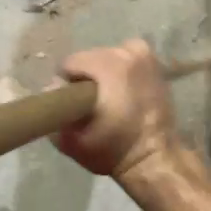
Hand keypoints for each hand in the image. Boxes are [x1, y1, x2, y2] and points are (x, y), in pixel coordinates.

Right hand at [52, 39, 179, 178]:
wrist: (154, 158)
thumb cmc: (113, 150)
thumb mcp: (72, 139)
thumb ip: (54, 110)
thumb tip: (54, 87)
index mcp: (110, 65)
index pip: (71, 63)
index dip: (65, 83)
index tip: (70, 102)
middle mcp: (129, 52)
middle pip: (91, 57)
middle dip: (86, 77)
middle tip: (88, 102)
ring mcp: (147, 56)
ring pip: (109, 56)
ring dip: (103, 73)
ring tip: (107, 98)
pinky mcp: (156, 64)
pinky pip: (127, 60)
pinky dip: (121, 72)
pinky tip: (122, 92)